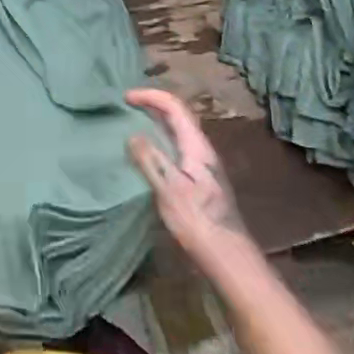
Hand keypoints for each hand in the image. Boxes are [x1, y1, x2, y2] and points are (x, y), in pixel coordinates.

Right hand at [126, 88, 252, 259]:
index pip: (175, 107)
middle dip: (153, 104)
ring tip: (132, 122)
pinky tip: (147, 152)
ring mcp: (202, 166)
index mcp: (197, 147)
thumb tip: (133, 134)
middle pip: (179, 116)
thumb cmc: (198, 222)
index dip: (151, 96)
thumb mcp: (169, 189)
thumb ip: (151, 160)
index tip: (126, 97)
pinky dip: (158, 138)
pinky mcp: (198, 180)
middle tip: (127, 104)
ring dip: (156, 120)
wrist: (227, 256)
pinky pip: (176, 147)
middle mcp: (202, 151)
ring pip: (178, 131)